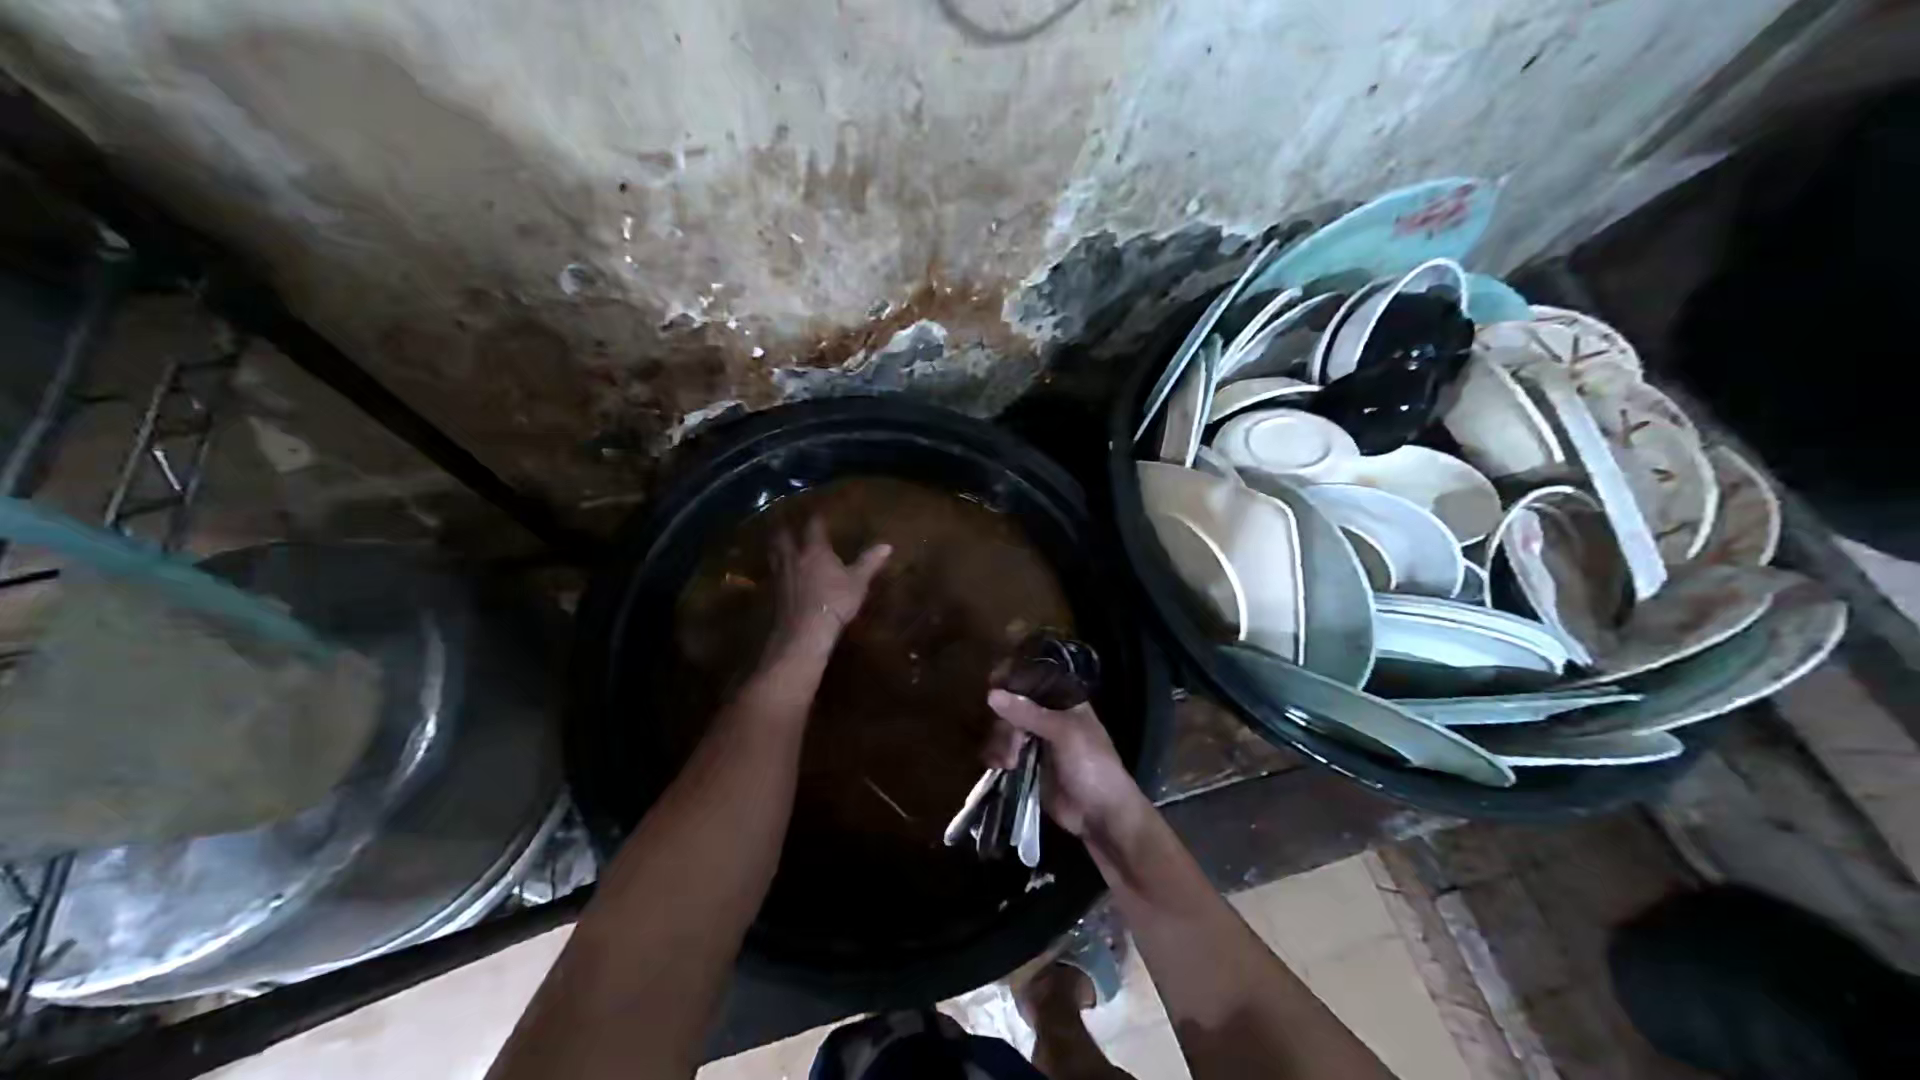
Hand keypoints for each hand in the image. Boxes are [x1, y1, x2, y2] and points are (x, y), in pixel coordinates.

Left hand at [769, 516, 890, 652]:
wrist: (804, 632)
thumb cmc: (834, 602)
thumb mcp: (858, 582)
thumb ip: (869, 562)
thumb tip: (887, 545)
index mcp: (814, 550)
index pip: (814, 525)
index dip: (817, 517)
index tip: (819, 509)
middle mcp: (793, 557)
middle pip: (784, 534)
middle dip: (785, 524)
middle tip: (784, 516)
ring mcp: (781, 575)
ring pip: (774, 552)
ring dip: (775, 543)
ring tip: (777, 539)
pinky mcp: (774, 592)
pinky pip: (773, 571)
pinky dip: (775, 565)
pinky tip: (779, 570)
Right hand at [983, 690, 1145, 838]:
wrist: (1101, 814)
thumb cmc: (1092, 765)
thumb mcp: (1064, 733)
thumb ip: (1029, 713)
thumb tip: (992, 694)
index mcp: (1062, 701)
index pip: (1031, 679)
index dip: (1010, 679)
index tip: (992, 685)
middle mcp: (1046, 716)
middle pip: (1010, 706)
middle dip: (1004, 724)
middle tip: (1013, 746)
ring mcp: (1034, 741)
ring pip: (1002, 729)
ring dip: (998, 743)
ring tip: (1006, 764)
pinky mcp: (1025, 764)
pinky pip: (1000, 752)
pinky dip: (994, 757)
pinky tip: (998, 767)